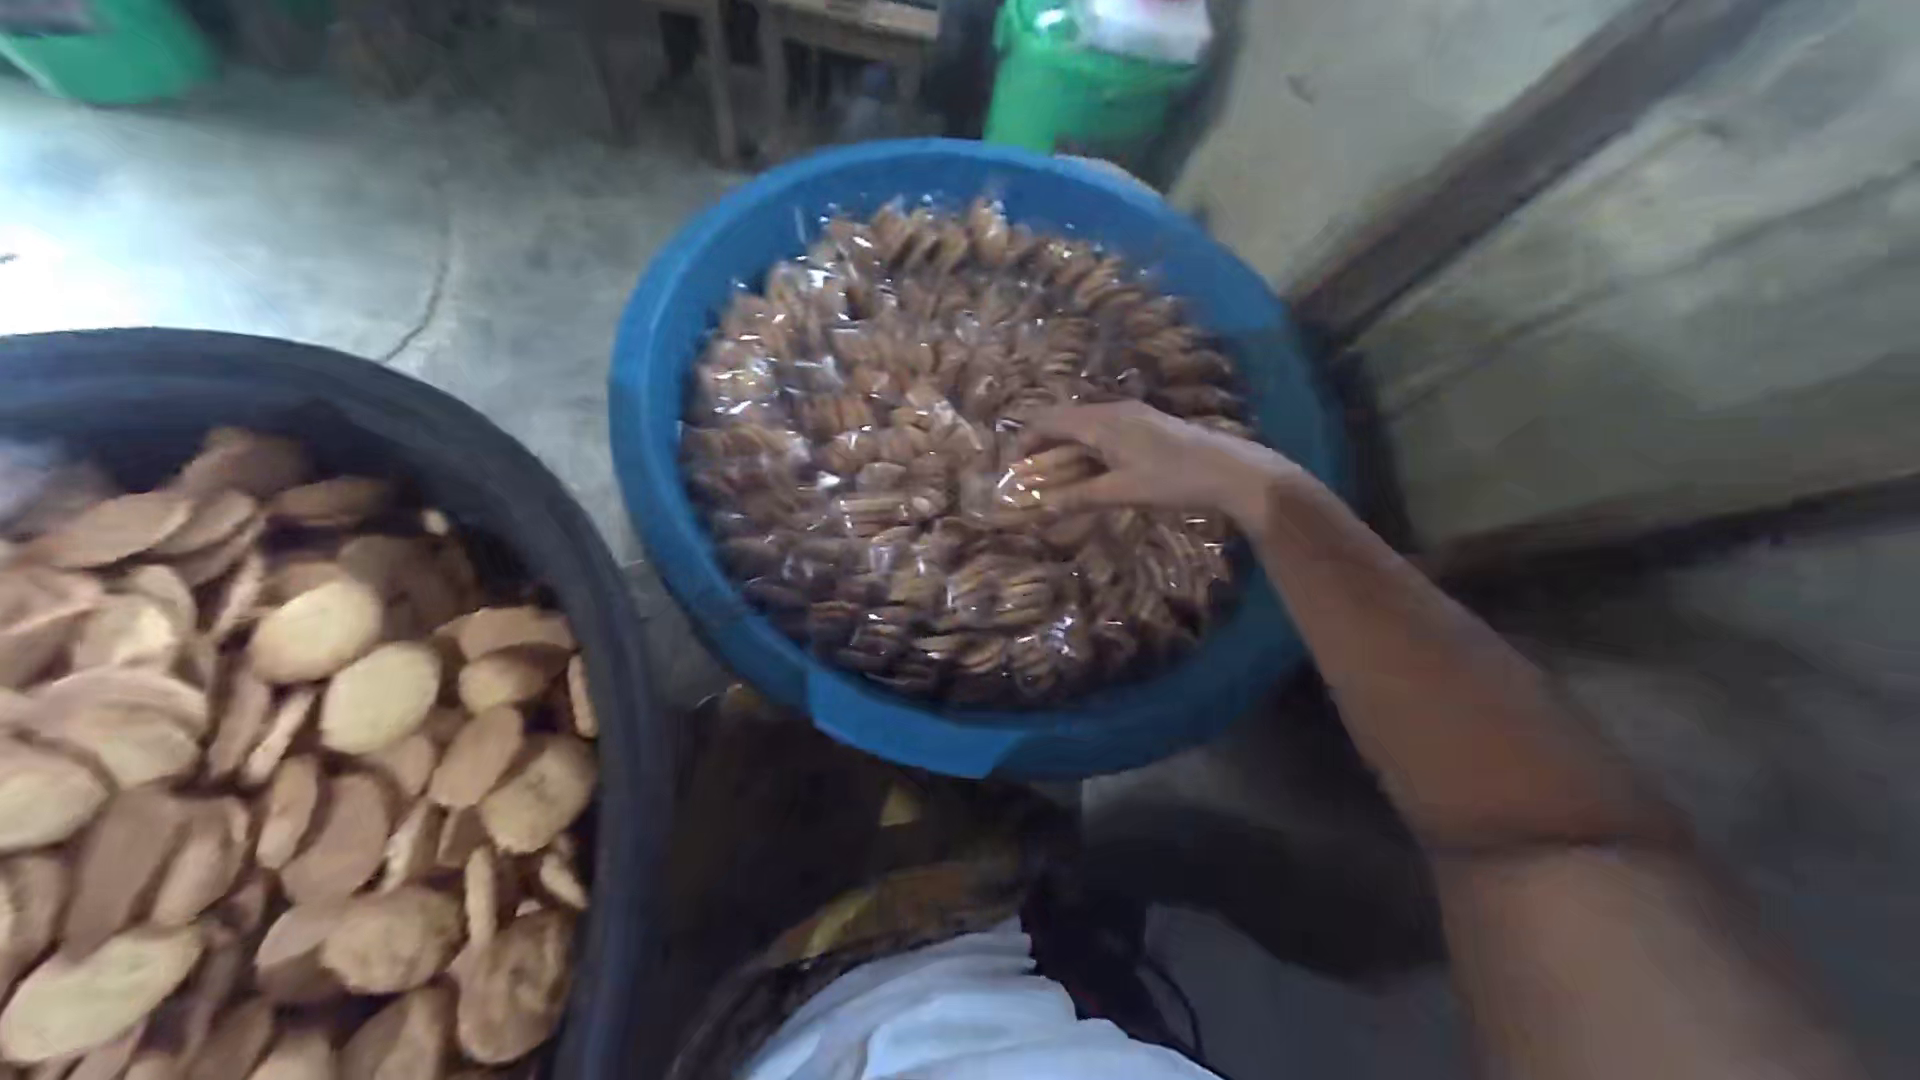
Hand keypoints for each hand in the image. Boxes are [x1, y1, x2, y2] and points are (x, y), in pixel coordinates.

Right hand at [1023, 401, 1309, 526]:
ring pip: (1082, 429)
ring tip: (1054, 481)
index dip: (1023, 443)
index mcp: (1100, 421)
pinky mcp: (1144, 425)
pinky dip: (1084, 452)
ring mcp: (1130, 415)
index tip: (1012, 470)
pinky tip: (1089, 474)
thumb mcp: (1121, 492)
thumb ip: (1077, 498)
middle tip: (1029, 480)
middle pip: (1061, 423)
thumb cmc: (1173, 480)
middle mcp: (1111, 410)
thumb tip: (1040, 508)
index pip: (1046, 421)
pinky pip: (1101, 433)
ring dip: (1063, 452)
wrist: (1231, 470)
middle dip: (1040, 450)